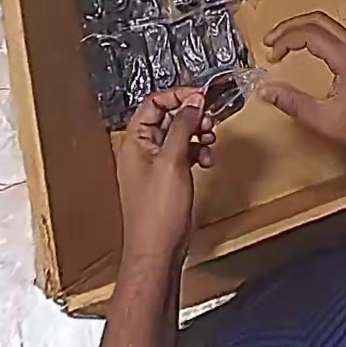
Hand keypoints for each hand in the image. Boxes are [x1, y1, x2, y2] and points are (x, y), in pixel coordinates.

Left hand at [115, 87, 215, 266]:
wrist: (158, 250)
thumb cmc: (158, 211)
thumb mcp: (173, 160)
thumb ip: (183, 126)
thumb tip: (193, 101)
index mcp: (135, 142)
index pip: (153, 103)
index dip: (177, 96)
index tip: (200, 97)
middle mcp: (143, 150)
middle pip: (168, 117)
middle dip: (192, 116)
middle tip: (209, 120)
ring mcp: (156, 164)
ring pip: (180, 134)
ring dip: (198, 133)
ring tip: (210, 140)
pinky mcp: (169, 177)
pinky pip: (186, 152)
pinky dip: (199, 151)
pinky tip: (208, 160)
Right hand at [257, 12, 345, 159]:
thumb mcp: (323, 120)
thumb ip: (293, 103)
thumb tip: (266, 91)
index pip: (310, 34)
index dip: (286, 40)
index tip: (271, 55)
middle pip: (318, 19)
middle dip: (290, 26)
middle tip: (270, 40)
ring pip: (327, 24)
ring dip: (303, 29)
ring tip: (281, 42)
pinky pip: (335, 34)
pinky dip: (315, 35)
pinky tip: (303, 47)